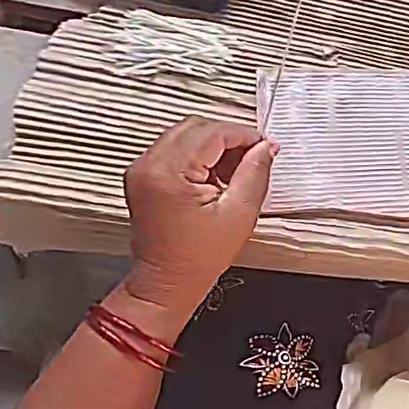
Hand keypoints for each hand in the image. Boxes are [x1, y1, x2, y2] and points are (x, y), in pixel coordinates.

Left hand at [119, 118, 277, 308]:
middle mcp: (149, 165)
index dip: (244, 136)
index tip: (264, 147)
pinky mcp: (144, 175)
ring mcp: (142, 169)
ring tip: (234, 173)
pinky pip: (176, 148)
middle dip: (229, 138)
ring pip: (186, 134)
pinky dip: (200, 155)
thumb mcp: (240, 212)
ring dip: (215, 146)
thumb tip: (266, 147)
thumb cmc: (198, 257)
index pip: (213, 132)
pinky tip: (216, 178)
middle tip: (252, 158)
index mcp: (169, 173)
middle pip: (197, 127)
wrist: (168, 281)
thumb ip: (255, 172)